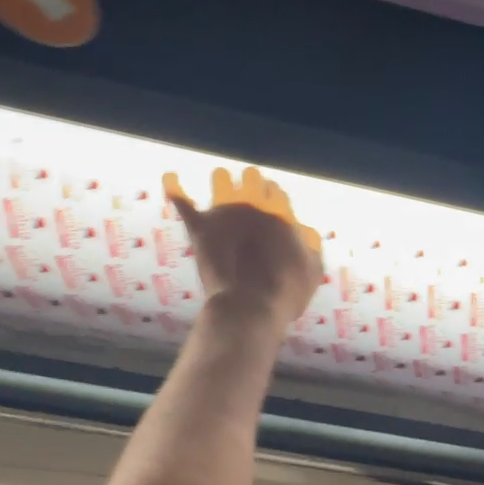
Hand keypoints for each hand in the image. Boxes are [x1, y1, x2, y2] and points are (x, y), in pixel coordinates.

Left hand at [164, 166, 323, 326]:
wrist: (249, 308)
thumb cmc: (286, 294)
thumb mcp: (312, 271)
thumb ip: (310, 246)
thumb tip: (304, 231)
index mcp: (281, 213)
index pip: (276, 190)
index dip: (274, 198)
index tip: (273, 209)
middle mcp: (253, 204)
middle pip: (251, 176)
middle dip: (251, 185)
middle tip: (250, 199)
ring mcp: (224, 212)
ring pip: (221, 177)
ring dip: (223, 182)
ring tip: (223, 190)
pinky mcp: (200, 226)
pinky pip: (181, 198)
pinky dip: (176, 188)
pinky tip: (171, 180)